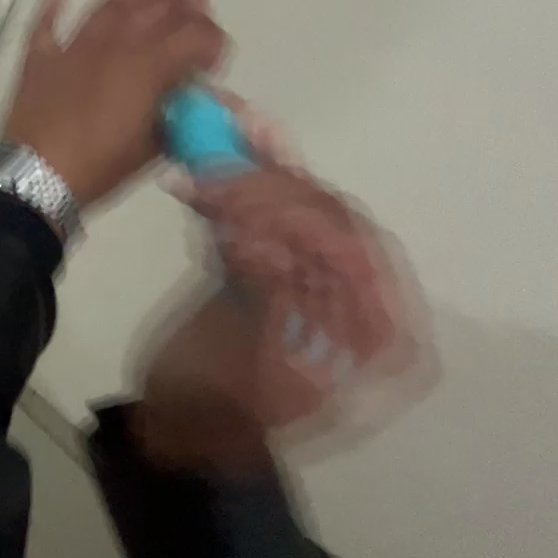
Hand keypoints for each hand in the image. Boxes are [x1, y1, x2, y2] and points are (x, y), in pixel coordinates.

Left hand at [6, 0, 227, 205]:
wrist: (35, 176)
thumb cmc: (100, 167)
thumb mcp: (154, 147)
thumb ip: (179, 115)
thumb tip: (191, 99)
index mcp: (148, 67)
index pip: (195, 34)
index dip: (213, 40)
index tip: (213, 58)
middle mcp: (113, 46)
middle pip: (155, 9)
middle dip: (182, 5)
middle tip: (195, 6)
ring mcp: (71, 48)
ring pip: (107, 6)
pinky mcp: (38, 59)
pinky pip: (44, 24)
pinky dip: (52, 4)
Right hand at [137, 103, 422, 470]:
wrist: (179, 431)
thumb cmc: (218, 414)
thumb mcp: (251, 369)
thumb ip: (265, 302)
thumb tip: (256, 238)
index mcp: (378, 333)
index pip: (352, 244)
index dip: (297, 203)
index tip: (234, 178)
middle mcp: (356, 301)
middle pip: (321, 216)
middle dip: (268, 175)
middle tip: (218, 132)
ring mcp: (306, 284)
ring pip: (285, 211)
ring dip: (247, 170)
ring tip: (212, 126)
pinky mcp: (261, 276)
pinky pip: (250, 225)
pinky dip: (222, 198)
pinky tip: (195, 175)